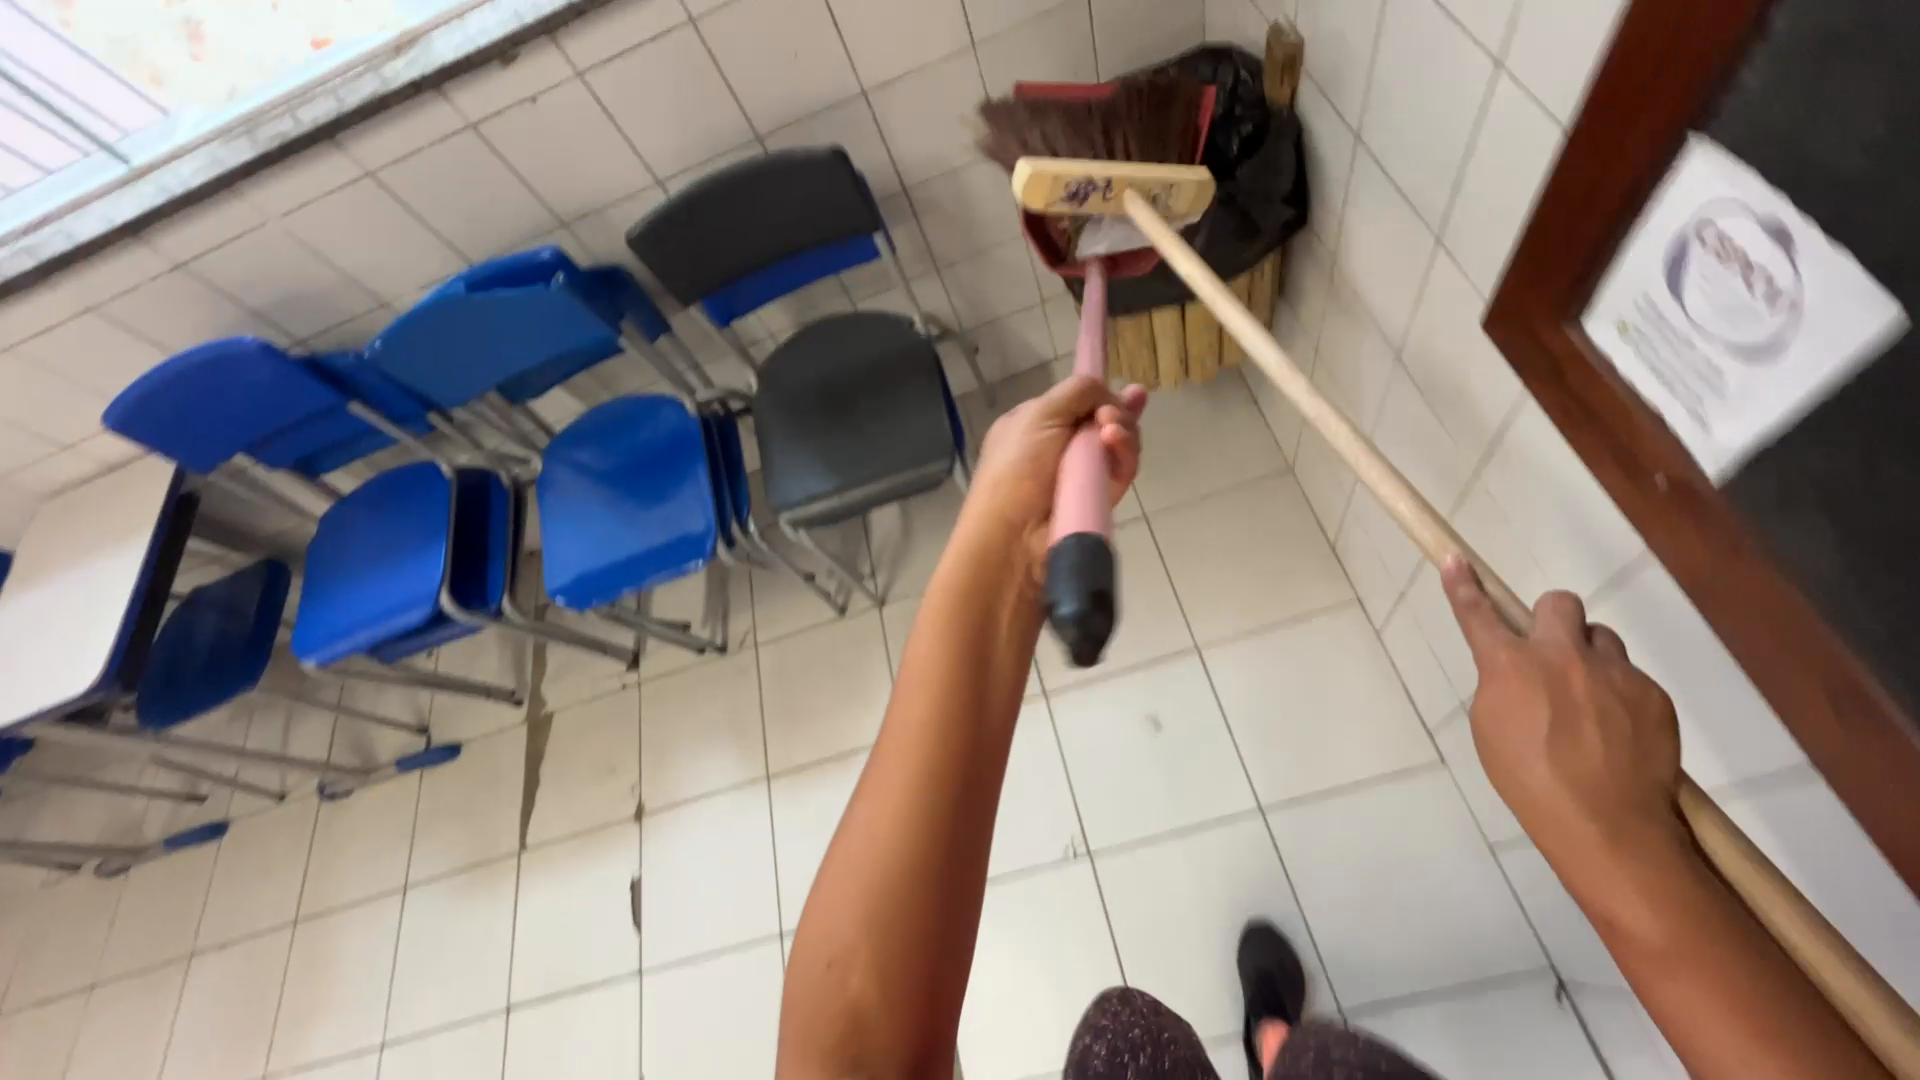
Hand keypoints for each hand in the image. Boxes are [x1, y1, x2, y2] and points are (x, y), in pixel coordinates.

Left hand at [968, 375, 1145, 582]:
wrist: (1016, 533)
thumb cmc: (1017, 467)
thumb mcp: (1039, 414)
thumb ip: (1079, 392)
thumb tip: (1111, 395)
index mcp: (1036, 424)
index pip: (1077, 402)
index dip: (1100, 395)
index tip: (1127, 389)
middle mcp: (1059, 447)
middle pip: (1104, 420)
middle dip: (1115, 410)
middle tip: (1109, 416)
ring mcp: (1082, 473)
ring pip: (1118, 444)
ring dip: (1122, 431)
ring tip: (1112, 431)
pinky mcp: (1101, 496)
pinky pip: (1123, 469)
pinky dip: (1124, 454)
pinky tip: (1116, 443)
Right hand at [1442, 556, 1685, 863]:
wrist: (1604, 822)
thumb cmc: (1527, 777)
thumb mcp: (1491, 725)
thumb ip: (1502, 683)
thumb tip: (1516, 669)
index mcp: (1509, 665)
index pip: (1478, 613)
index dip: (1464, 585)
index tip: (1457, 559)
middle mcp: (1561, 656)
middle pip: (1559, 603)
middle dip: (1551, 619)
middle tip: (1550, 653)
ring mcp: (1613, 672)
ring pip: (1601, 638)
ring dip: (1589, 656)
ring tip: (1588, 700)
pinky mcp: (1652, 694)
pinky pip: (1630, 677)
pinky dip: (1618, 694)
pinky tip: (1616, 731)